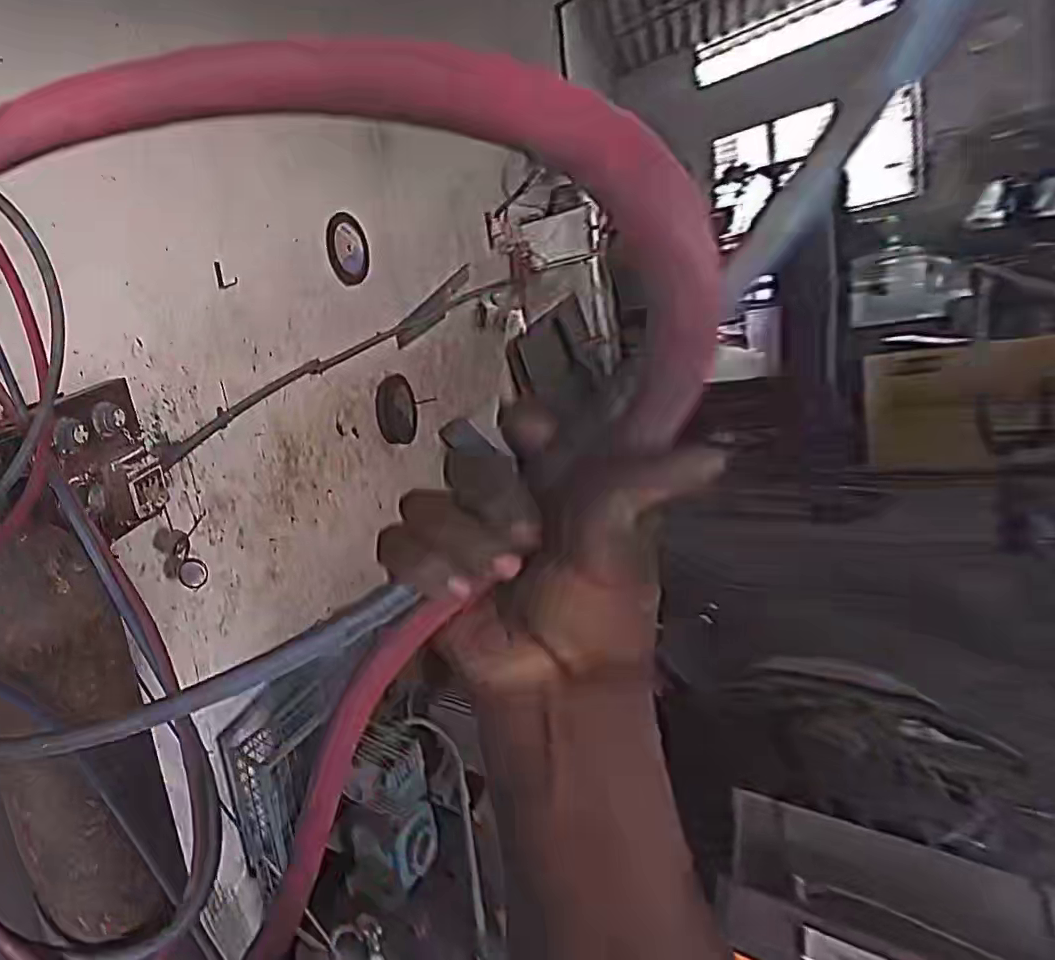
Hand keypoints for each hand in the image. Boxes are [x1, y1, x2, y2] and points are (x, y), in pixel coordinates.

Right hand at [375, 404, 722, 701]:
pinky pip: (398, 544)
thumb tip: (711, 454)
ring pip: (425, 505)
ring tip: (493, 579)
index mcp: (546, 484)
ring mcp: (450, 530)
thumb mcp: (620, 554)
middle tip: (524, 540)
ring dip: (460, 543)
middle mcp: (493, 498)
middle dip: (491, 498)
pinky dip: (425, 568)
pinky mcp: (417, 564)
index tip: (530, 436)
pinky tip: (456, 592)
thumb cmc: (596, 620)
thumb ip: (635, 495)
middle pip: (464, 460)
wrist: (551, 684)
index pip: (520, 425)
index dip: (520, 424)